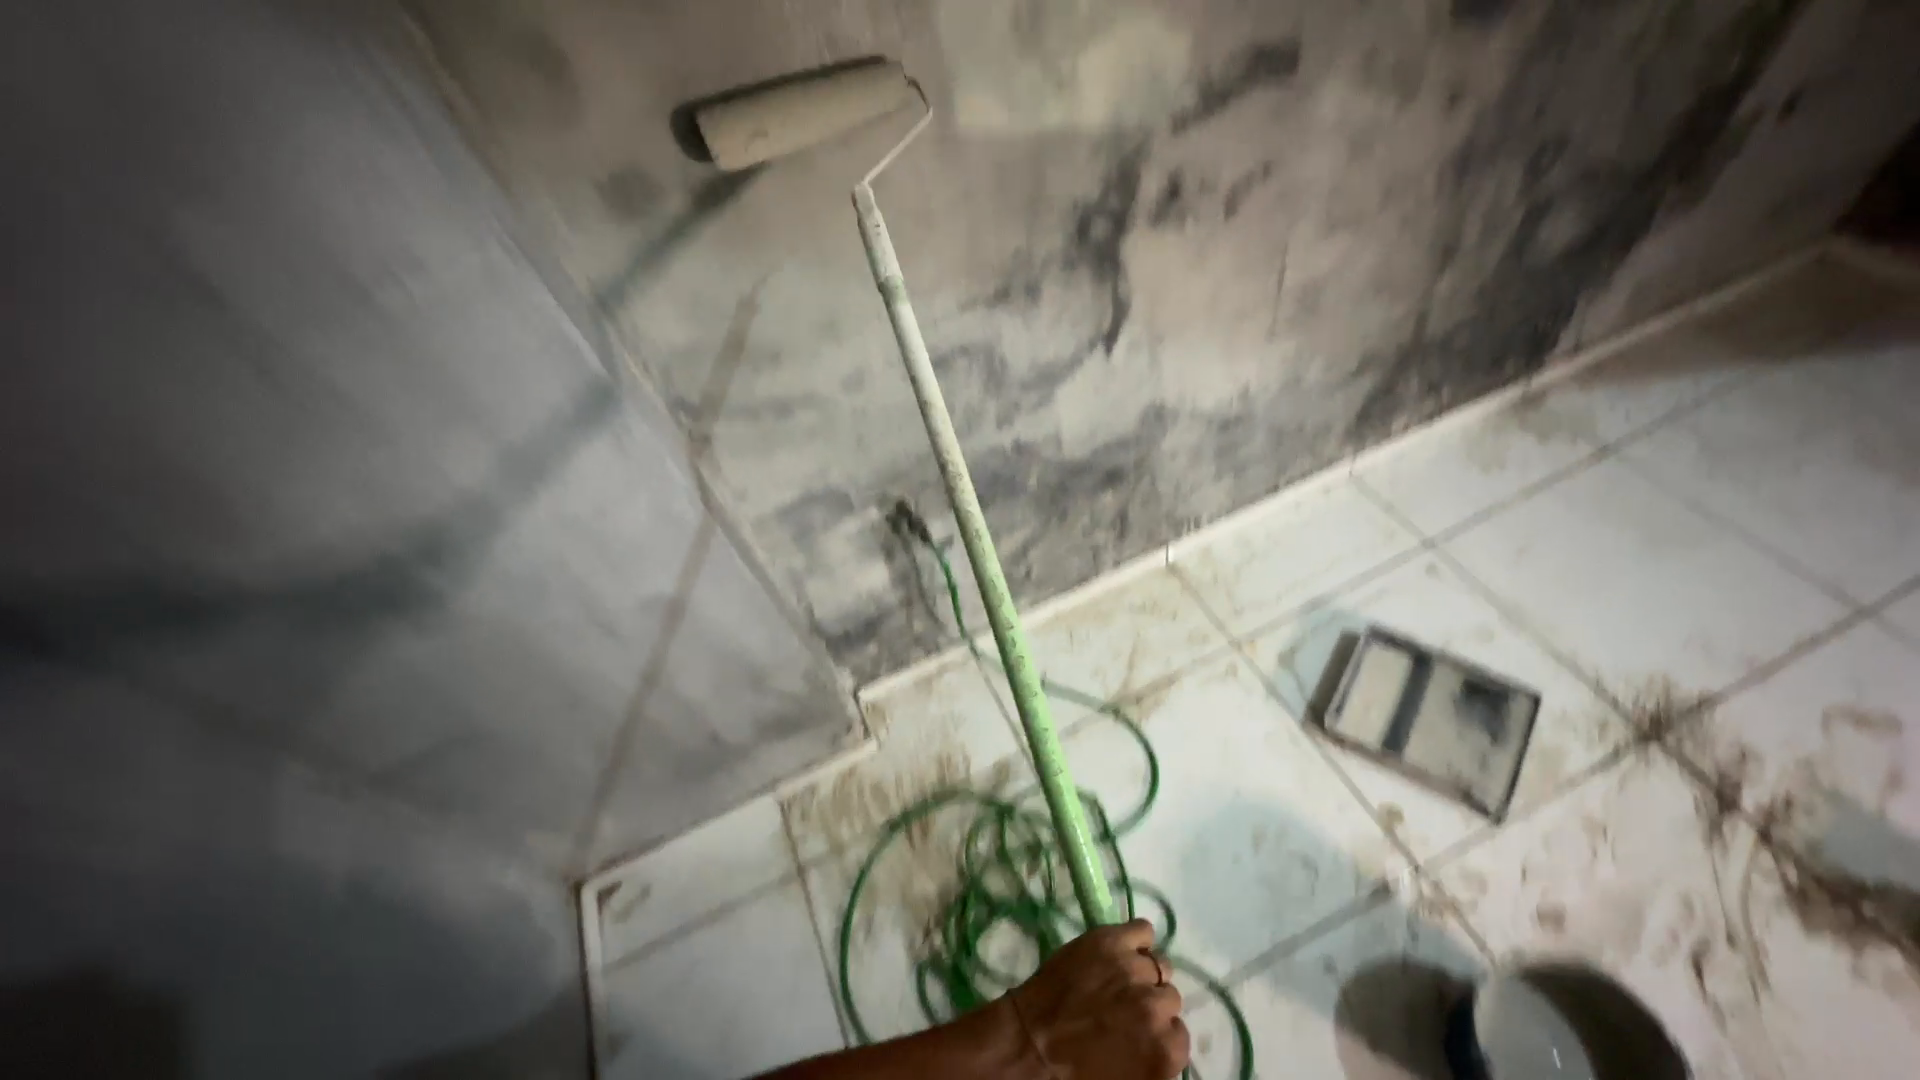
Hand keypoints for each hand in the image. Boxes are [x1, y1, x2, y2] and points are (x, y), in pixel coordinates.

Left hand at [1005, 918, 1189, 1079]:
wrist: (1031, 1044)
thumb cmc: (1077, 1073)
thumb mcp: (1131, 1078)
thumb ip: (1157, 1058)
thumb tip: (1166, 1039)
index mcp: (1164, 1052)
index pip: (1179, 1034)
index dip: (1159, 1031)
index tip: (1140, 1031)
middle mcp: (1155, 1008)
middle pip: (1169, 997)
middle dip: (1150, 1002)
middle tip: (1125, 1006)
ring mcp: (1133, 970)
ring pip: (1158, 964)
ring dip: (1142, 972)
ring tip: (1119, 978)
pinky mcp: (1111, 941)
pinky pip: (1143, 929)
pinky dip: (1138, 937)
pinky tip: (1124, 948)